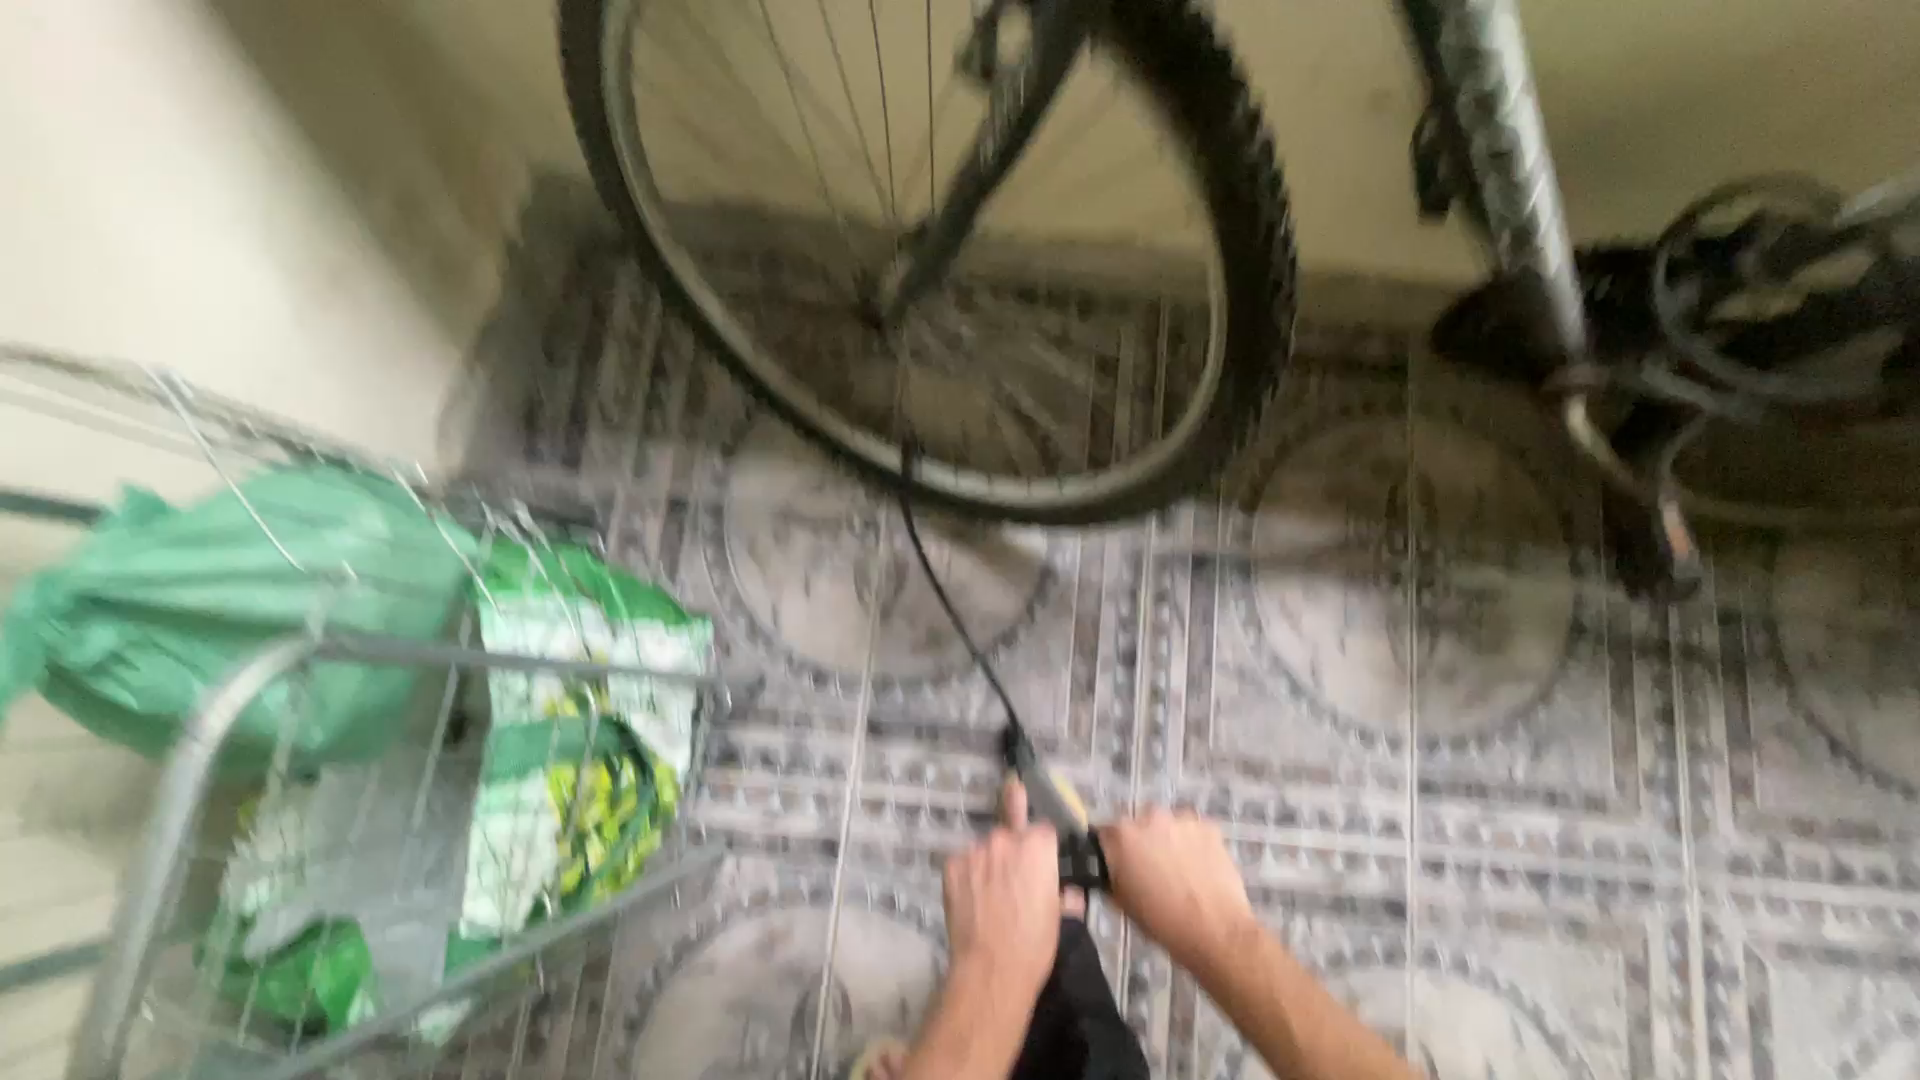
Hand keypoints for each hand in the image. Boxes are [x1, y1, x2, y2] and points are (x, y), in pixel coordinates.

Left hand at [940, 823, 1061, 999]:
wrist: (990, 970)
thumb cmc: (1033, 945)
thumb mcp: (1059, 915)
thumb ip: (1062, 890)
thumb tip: (1066, 888)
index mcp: (1038, 846)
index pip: (1043, 830)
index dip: (1042, 848)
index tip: (1039, 865)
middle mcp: (1005, 839)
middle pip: (1011, 836)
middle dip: (1014, 853)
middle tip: (1014, 882)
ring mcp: (975, 850)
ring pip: (985, 849)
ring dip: (989, 863)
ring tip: (990, 893)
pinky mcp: (951, 864)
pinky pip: (962, 862)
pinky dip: (967, 875)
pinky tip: (971, 898)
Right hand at [1099, 807, 1257, 974]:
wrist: (1215, 931)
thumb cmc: (1162, 921)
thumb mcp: (1121, 901)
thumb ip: (1112, 873)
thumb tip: (1113, 867)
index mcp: (1121, 835)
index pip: (1106, 833)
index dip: (1112, 849)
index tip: (1119, 864)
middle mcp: (1149, 816)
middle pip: (1138, 823)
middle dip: (1141, 841)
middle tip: (1151, 867)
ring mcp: (1181, 819)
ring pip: (1167, 825)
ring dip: (1167, 839)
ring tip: (1179, 867)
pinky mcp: (1208, 825)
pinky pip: (1192, 830)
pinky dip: (1193, 843)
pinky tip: (1199, 866)